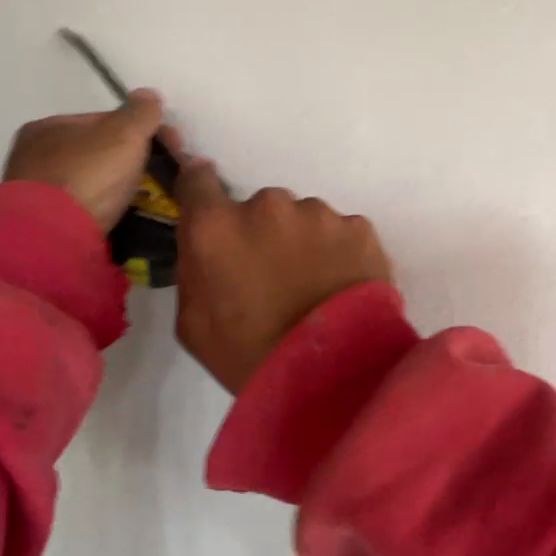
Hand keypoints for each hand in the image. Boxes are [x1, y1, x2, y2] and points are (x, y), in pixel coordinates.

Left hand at [3, 89, 168, 231]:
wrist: (54, 236)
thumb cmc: (89, 175)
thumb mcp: (124, 134)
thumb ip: (141, 113)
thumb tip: (148, 95)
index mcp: (47, 127)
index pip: (103, 121)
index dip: (139, 131)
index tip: (168, 147)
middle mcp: (33, 155)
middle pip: (96, 152)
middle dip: (128, 161)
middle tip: (159, 177)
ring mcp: (34, 192)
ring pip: (90, 182)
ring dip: (116, 188)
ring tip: (144, 201)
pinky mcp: (43, 223)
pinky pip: (83, 208)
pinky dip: (104, 209)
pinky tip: (121, 217)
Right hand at [171, 159, 392, 393]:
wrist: (334, 374)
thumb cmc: (252, 356)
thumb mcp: (195, 324)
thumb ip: (195, 270)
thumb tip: (206, 245)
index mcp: (216, 227)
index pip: (199, 181)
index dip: (203, 191)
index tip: (211, 206)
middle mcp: (267, 206)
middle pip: (260, 208)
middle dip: (264, 233)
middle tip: (276, 276)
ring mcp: (318, 214)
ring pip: (305, 219)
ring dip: (305, 242)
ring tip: (315, 287)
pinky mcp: (360, 228)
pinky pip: (342, 233)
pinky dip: (341, 253)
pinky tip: (342, 287)